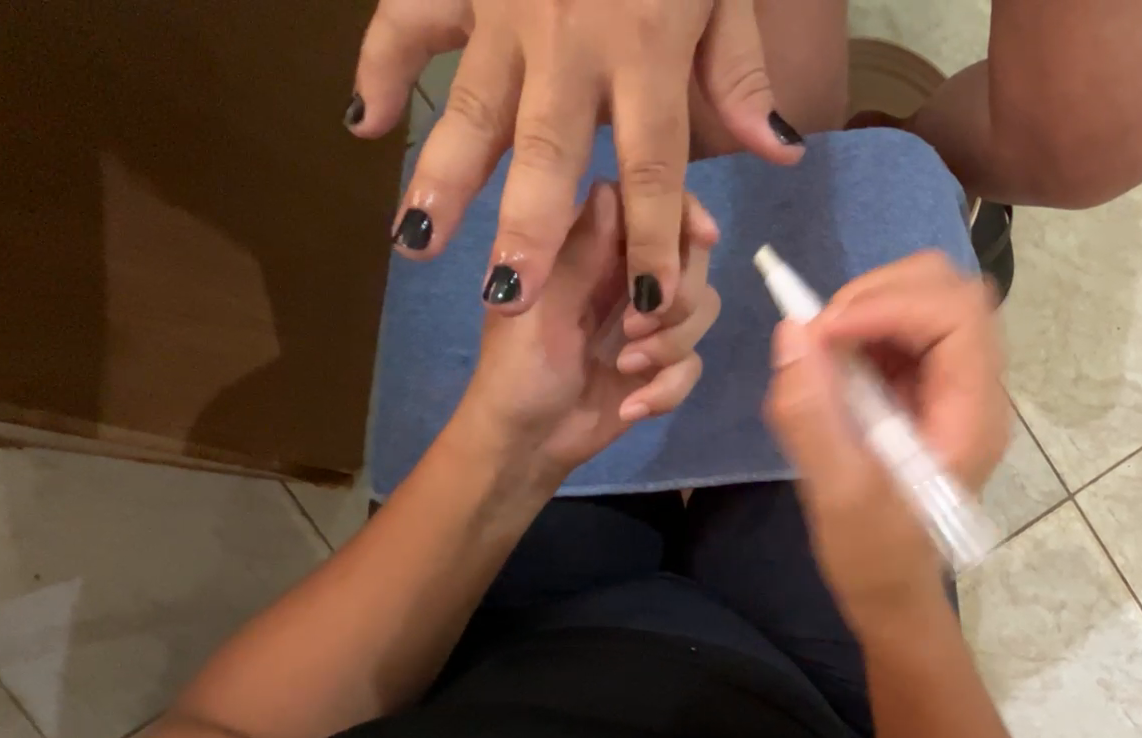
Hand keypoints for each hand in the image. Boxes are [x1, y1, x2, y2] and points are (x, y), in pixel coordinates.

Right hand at [349, 0, 801, 326]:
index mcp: (645, 54)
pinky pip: (407, 20)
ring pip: (469, 105)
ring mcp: (505, 11)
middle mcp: (570, 45)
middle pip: (548, 154)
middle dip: (527, 230)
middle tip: (508, 299)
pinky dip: (378, 68)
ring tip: (418, 245)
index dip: (651, 239)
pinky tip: (361, 126)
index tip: (647, 304)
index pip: (653, 169)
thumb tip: (780, 154)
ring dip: (442, 177)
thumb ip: (741, 75)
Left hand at [451, 182, 720, 480]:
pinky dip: (667, 389)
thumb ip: (580, 252)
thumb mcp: (540, 306)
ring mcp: (650, 322)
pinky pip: (694, 364)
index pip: (652, 207)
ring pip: (702, 310)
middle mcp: (628, 276)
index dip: (685, 216)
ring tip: (626, 366)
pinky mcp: (663, 365)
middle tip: (638, 327)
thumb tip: (614, 187)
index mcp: (593, 248)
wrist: (527, 443)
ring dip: (672, 345)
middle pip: (693, 258)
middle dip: (678, 297)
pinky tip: (631, 407)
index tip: (703, 239)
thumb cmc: (517, 369)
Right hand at [764, 253, 1008, 624]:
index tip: (825, 333)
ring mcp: (952, 386)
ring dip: (868, 307)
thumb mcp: (839, 495)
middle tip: (822, 334)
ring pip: (927, 300)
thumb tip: (792, 332)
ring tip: (823, 349)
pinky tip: (833, 365)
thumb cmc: (875, 558)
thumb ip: (814, 416)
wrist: (891, 592)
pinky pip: (902, 328)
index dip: (891, 304)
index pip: (957, 316)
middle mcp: (974, 389)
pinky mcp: (925, 388)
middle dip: (880, 293)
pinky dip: (862, 328)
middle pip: (950, 292)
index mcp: (972, 415)